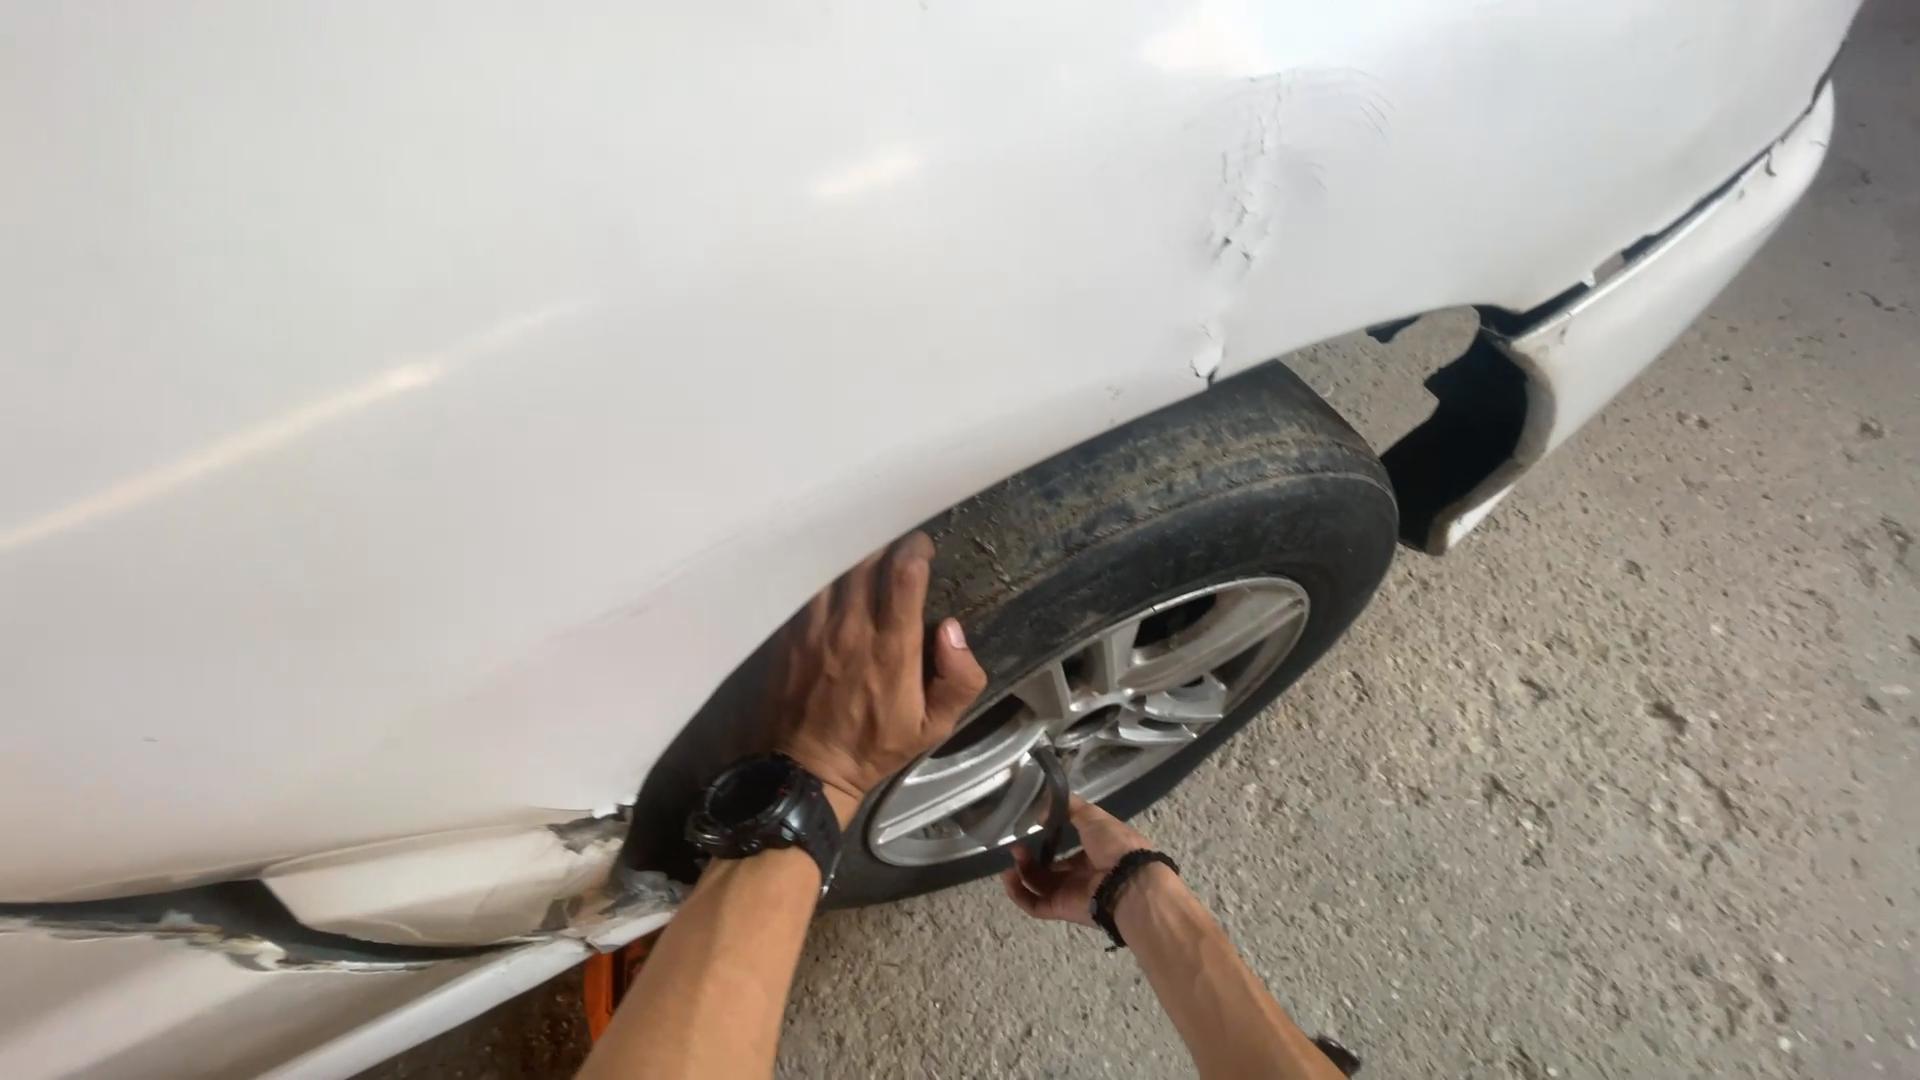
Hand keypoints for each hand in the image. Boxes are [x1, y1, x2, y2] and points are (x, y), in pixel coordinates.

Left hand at [770, 532, 987, 823]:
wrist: (806, 768)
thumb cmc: (875, 745)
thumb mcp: (934, 727)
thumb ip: (959, 679)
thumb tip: (953, 629)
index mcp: (892, 649)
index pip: (903, 575)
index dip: (915, 549)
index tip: (922, 547)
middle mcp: (851, 629)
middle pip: (867, 559)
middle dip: (887, 543)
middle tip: (897, 545)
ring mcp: (814, 627)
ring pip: (835, 567)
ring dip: (855, 554)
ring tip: (867, 553)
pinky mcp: (789, 632)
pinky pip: (808, 586)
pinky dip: (825, 572)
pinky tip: (834, 573)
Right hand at [1001, 795, 1153, 925]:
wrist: (1128, 881)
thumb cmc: (1115, 844)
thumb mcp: (1093, 815)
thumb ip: (1069, 807)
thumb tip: (1042, 811)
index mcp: (1094, 854)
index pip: (1067, 852)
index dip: (1048, 843)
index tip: (1032, 831)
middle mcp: (1081, 875)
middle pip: (1048, 871)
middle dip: (1029, 859)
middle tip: (1016, 847)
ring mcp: (1070, 893)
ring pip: (1038, 886)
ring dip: (1021, 873)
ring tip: (1013, 858)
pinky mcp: (1060, 909)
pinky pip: (1034, 905)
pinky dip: (1018, 895)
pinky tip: (1008, 878)